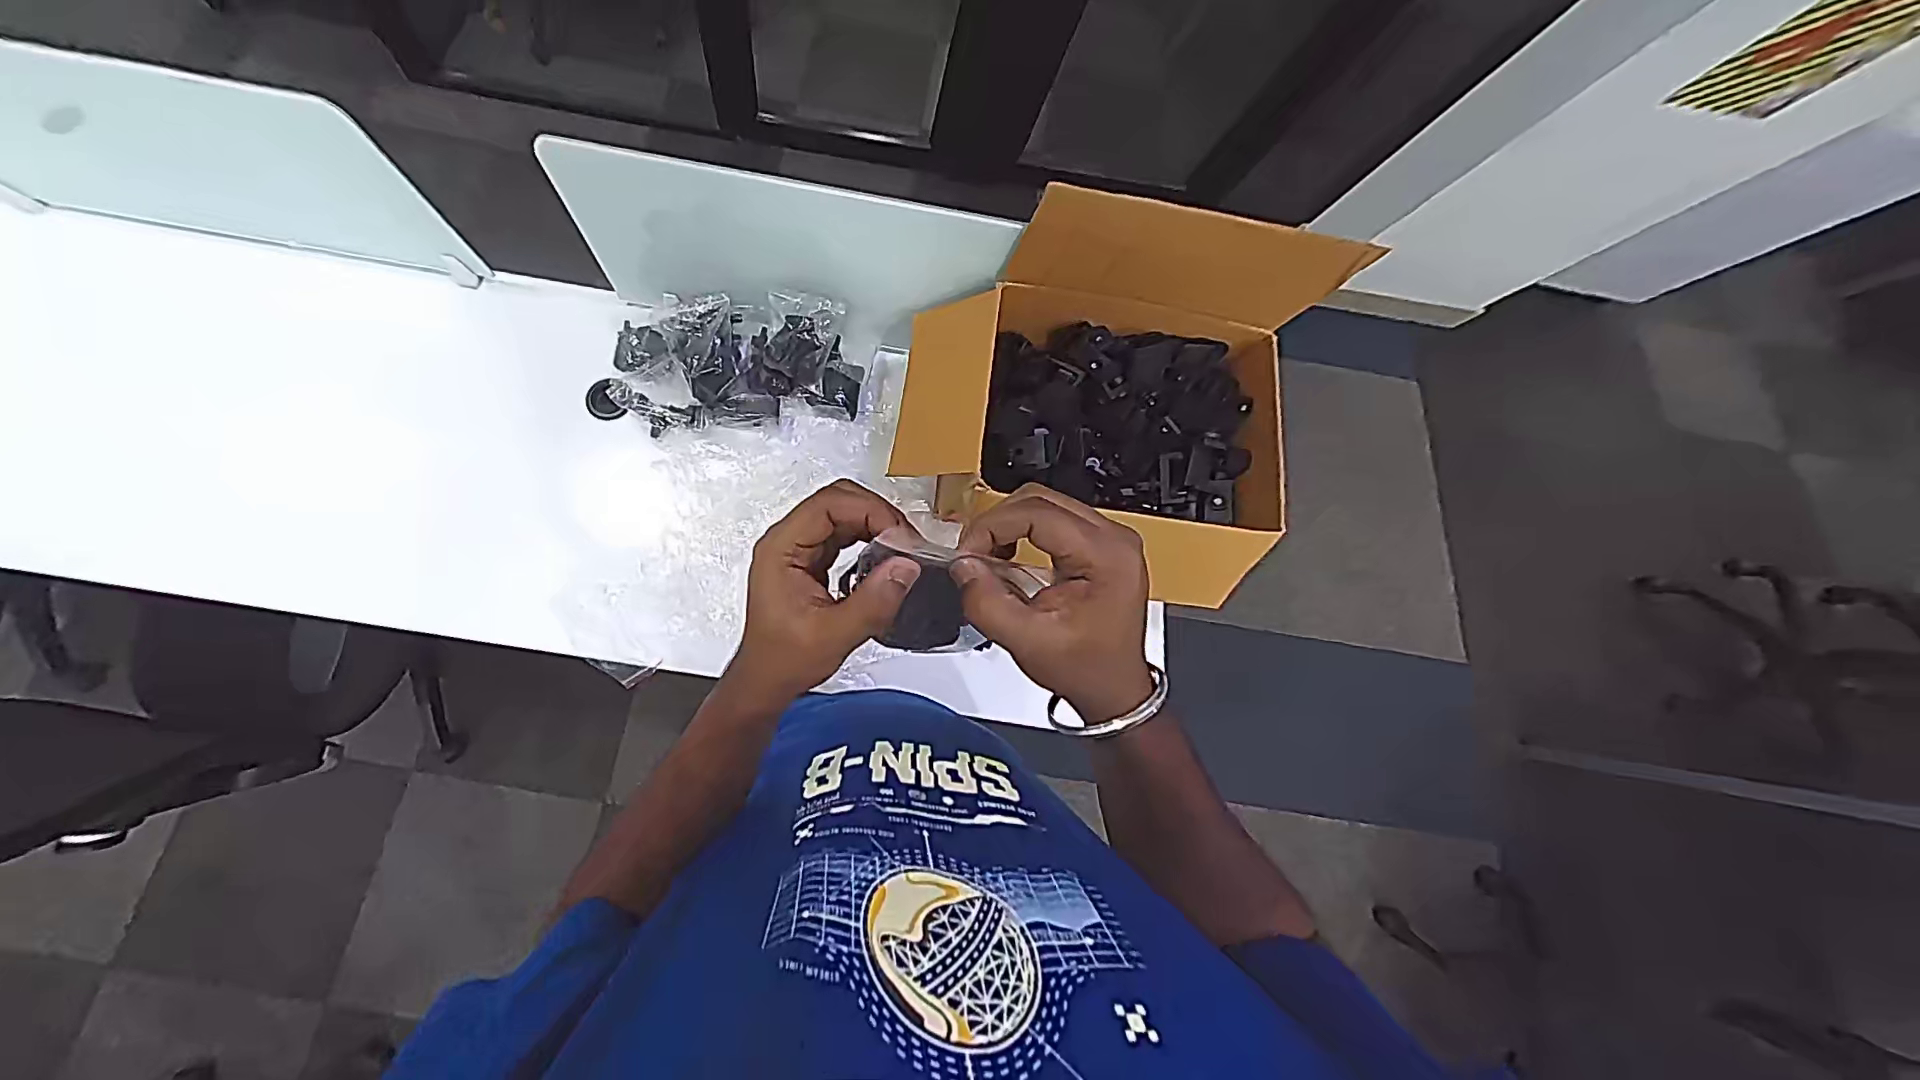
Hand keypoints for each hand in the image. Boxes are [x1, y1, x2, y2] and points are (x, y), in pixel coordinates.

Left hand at [725, 480, 921, 702]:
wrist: (767, 680)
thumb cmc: (783, 660)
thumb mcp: (833, 635)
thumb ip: (872, 602)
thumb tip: (905, 568)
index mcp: (781, 549)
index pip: (829, 505)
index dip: (869, 511)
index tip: (898, 535)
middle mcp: (788, 542)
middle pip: (838, 501)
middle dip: (877, 514)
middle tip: (905, 539)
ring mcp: (800, 550)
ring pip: (844, 515)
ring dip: (876, 525)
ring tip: (901, 548)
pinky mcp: (813, 561)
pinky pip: (846, 535)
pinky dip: (871, 539)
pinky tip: (886, 558)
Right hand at [952, 484, 1153, 722]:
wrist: (1112, 688)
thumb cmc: (1086, 669)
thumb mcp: (1026, 642)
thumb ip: (987, 603)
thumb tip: (964, 566)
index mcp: (1105, 556)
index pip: (1037, 513)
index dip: (992, 527)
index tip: (968, 553)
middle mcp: (1114, 539)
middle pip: (1039, 501)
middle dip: (997, 524)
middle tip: (973, 556)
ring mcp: (1108, 539)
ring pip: (1043, 505)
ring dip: (1008, 528)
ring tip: (989, 561)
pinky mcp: (1098, 545)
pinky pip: (1052, 520)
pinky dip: (1022, 533)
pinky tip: (1009, 560)